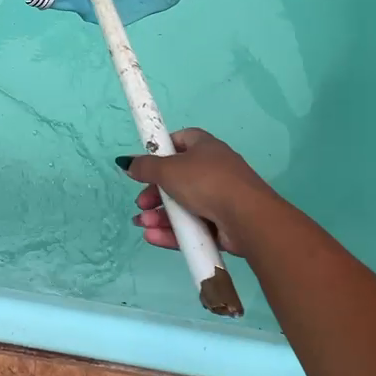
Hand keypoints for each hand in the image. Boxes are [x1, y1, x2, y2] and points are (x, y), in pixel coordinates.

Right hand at [120, 128, 282, 256]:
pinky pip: (192, 224)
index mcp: (205, 147)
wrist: (248, 219)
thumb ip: (144, 166)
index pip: (180, 140)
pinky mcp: (222, 223)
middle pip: (176, 178)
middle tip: (142, 203)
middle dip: (154, 193)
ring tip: (144, 224)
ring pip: (182, 205)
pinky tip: (154, 236)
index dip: (161, 149)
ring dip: (159, 215)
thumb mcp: (167, 169)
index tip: (146, 164)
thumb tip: (128, 163)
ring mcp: (219, 197)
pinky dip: (173, 230)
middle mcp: (213, 169)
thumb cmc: (206, 182)